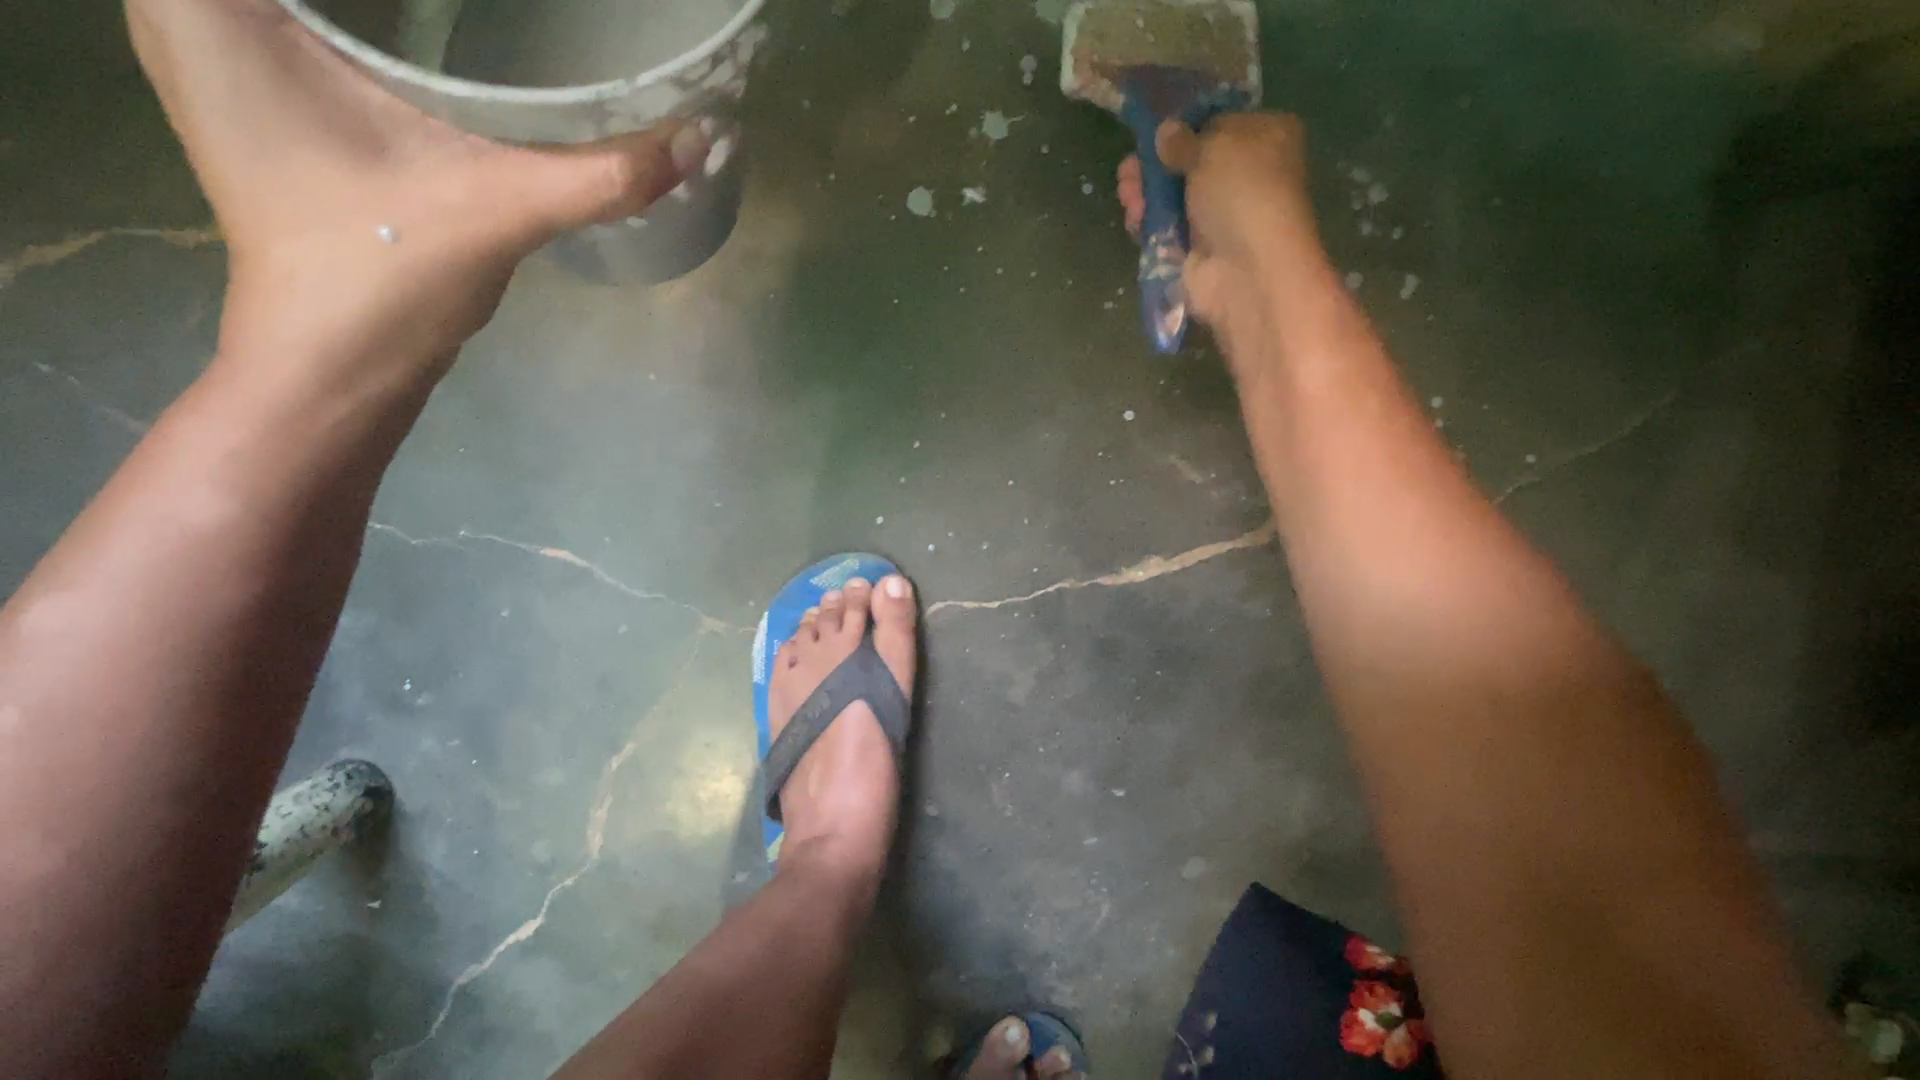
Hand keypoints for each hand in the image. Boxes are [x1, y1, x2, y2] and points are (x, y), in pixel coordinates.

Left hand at [127, 0, 705, 376]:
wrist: (333, 369)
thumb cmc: (383, 275)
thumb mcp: (505, 207)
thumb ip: (606, 171)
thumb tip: (701, 138)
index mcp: (212, 3)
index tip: (485, 1)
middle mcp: (190, 10)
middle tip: (511, 4)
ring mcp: (216, 54)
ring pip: (318, 1)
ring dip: (392, 6)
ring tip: (481, 13)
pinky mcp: (257, 97)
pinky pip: (311, 22)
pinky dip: (373, 22)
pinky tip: (436, 33)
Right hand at [1117, 112, 1313, 324]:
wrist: (1248, 269)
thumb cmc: (1243, 192)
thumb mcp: (1214, 146)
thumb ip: (1184, 138)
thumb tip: (1166, 131)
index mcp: (1266, 138)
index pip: (1219, 123)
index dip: (1184, 125)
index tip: (1154, 130)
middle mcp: (1245, 175)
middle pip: (1189, 162)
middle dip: (1156, 163)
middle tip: (1129, 167)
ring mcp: (1220, 214)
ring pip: (1172, 196)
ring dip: (1145, 192)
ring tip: (1126, 193)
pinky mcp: (1197, 248)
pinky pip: (1165, 228)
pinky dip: (1147, 222)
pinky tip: (1133, 217)